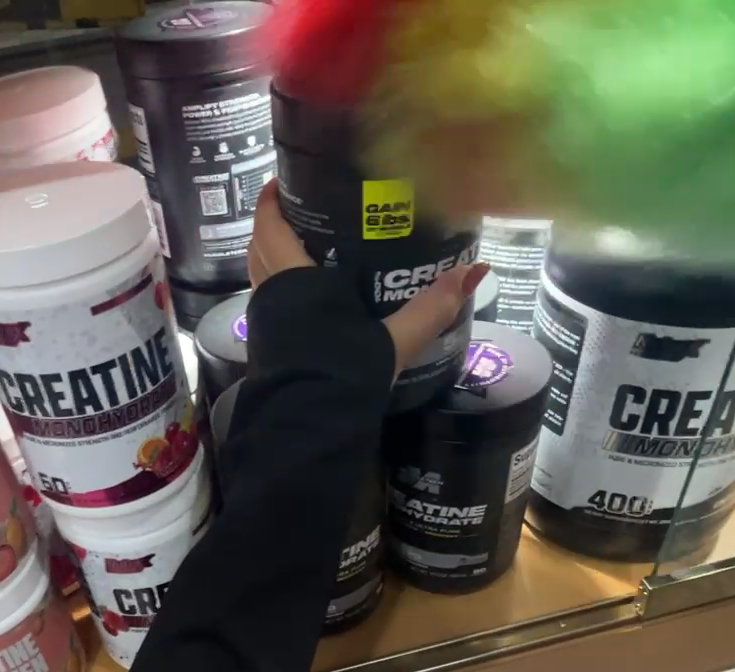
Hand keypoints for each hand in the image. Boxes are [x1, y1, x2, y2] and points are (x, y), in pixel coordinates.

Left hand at [249, 179, 489, 372]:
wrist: (306, 430)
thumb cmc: (343, 377)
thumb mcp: (392, 341)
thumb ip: (430, 306)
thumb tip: (474, 270)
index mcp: (293, 281)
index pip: (271, 225)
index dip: (273, 198)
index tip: (288, 177)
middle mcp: (269, 296)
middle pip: (259, 245)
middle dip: (274, 221)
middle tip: (304, 206)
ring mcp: (263, 323)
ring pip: (259, 275)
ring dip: (273, 254)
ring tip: (306, 242)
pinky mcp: (265, 347)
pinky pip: (267, 301)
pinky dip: (279, 286)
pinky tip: (305, 293)